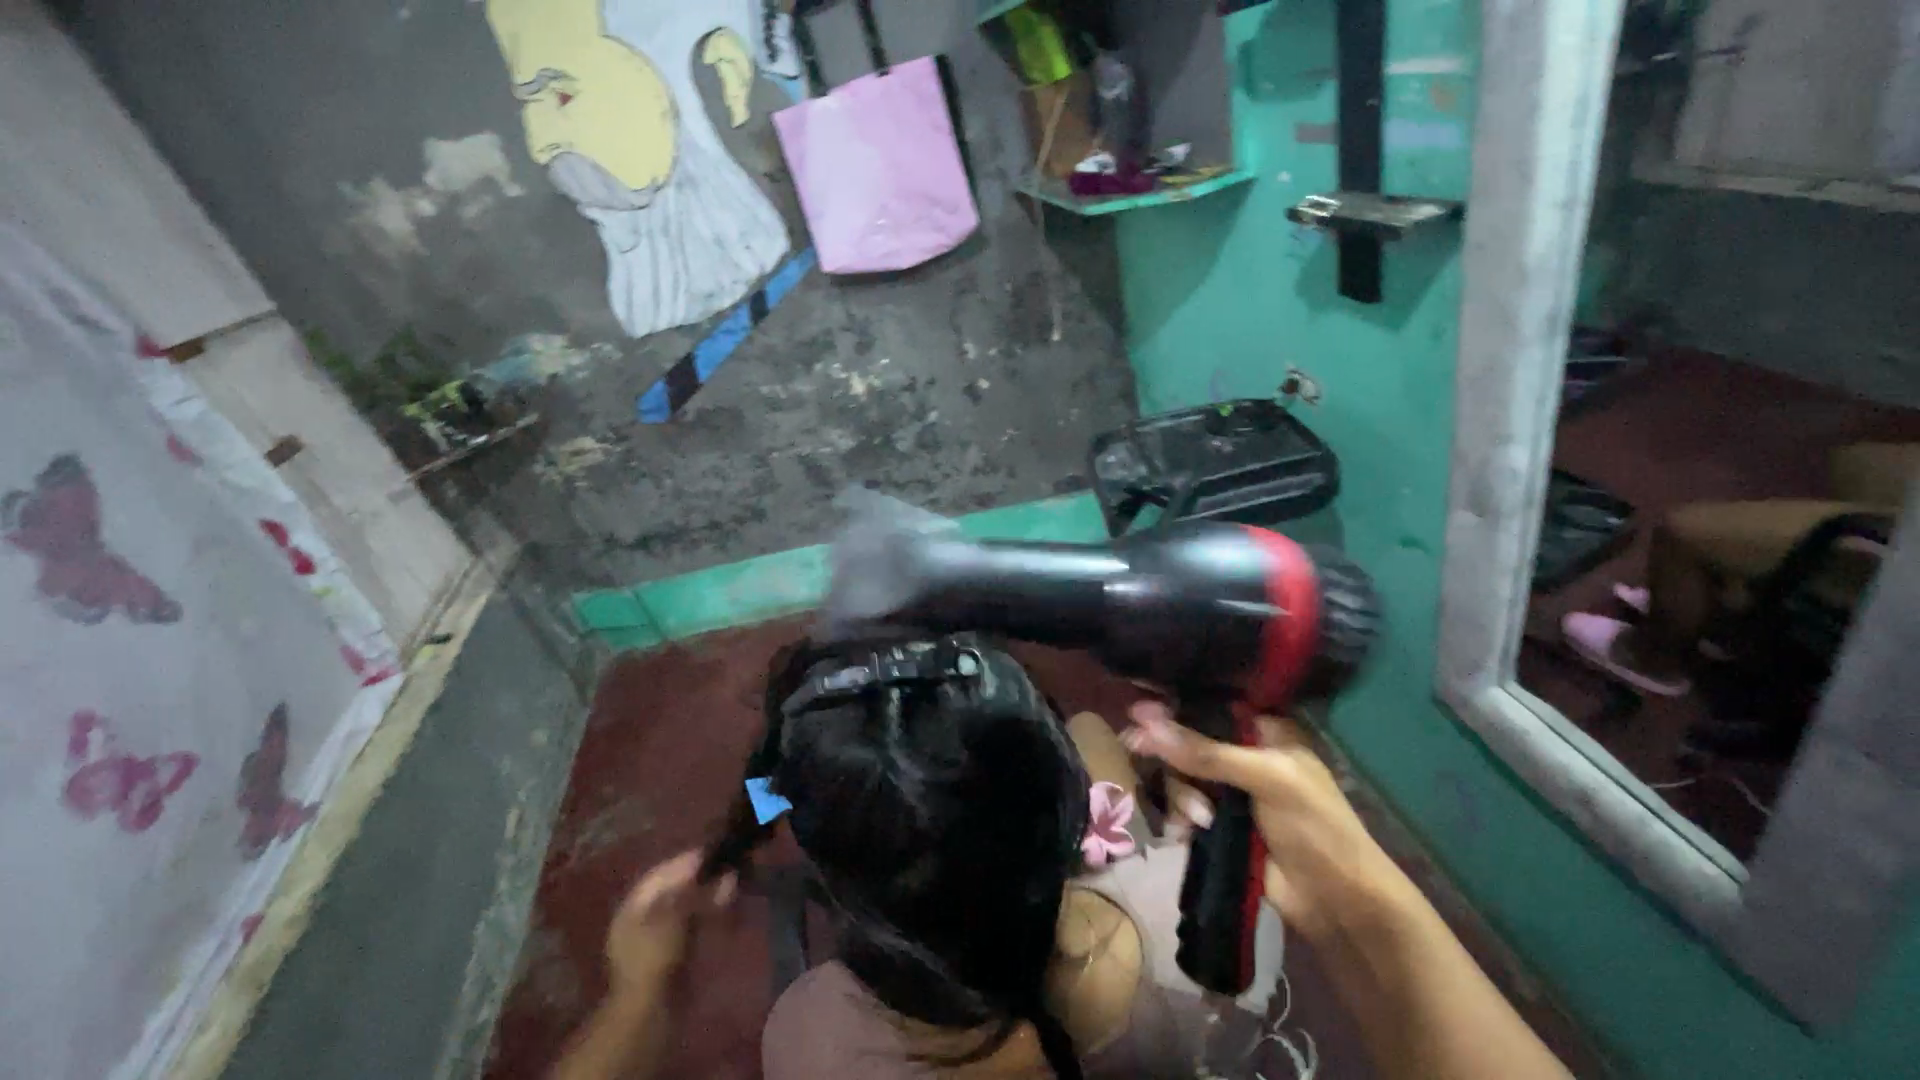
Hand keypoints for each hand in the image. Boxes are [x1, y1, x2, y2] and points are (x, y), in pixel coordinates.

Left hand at [605, 850, 735, 995]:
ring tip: (732, 885)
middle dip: (702, 878)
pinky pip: (693, 926)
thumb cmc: (654, 958)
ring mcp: (657, 939)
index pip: (661, 874)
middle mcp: (642, 919)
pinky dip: (708, 916)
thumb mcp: (675, 918)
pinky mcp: (673, 956)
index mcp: (634, 906)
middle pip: (675, 890)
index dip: (687, 861)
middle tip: (729, 867)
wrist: (650, 1013)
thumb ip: (700, 893)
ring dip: (708, 896)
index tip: (714, 850)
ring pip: (686, 908)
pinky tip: (726, 909)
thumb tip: (727, 874)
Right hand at [1121, 702, 1413, 942]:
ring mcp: (1228, 792)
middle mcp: (1242, 755)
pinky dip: (1178, 819)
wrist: (1334, 901)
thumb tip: (1142, 721)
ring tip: (1199, 822)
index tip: (1137, 715)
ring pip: (1178, 777)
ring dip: (1180, 797)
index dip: (1173, 710)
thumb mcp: (1266, 778)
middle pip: (1185, 742)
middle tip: (1144, 759)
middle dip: (1174, 762)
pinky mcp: (1217, 825)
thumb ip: (1206, 753)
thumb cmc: (1314, 826)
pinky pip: (1180, 809)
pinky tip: (1185, 834)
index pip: (1209, 706)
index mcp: (1264, 732)